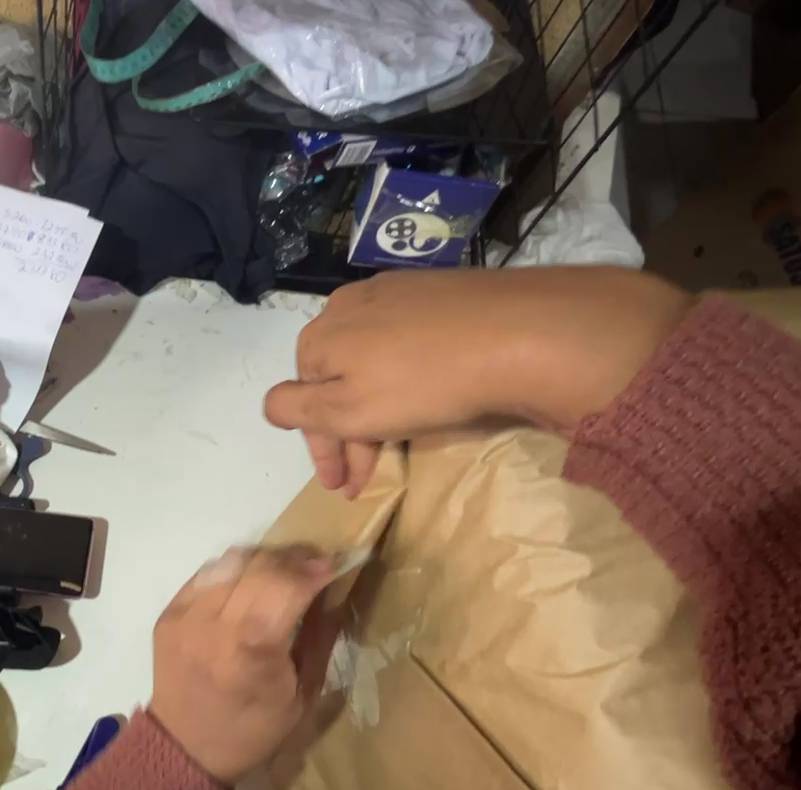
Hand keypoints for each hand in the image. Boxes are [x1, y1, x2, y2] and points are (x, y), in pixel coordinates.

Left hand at [149, 546, 341, 783]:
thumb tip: (331, 591)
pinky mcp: (167, 614)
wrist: (186, 747)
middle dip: (292, 557)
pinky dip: (230, 572)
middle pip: (258, 564)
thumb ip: (317, 637)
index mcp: (252, 648)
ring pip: (228, 562)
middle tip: (312, 562)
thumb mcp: (302, 693)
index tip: (335, 563)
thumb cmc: (253, 728)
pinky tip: (245, 584)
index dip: (314, 567)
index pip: (287, 583)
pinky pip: (204, 575)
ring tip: (279, 571)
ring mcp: (184, 615)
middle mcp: (213, 624)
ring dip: (261, 559)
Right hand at [263, 267, 693, 493]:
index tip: (344, 487)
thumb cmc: (423, 382)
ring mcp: (396, 292)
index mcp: (319, 336)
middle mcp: (348, 307)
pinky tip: (425, 397)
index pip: (302, 402)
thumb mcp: (343, 410)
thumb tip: (272, 405)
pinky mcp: (440, 290)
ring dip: (375, 409)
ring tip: (398, 443)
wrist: (529, 332)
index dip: (320, 451)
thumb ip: (293, 409)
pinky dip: (404, 378)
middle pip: (336, 383)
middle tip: (369, 478)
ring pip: (369, 365)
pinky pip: (404, 344)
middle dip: (348, 435)